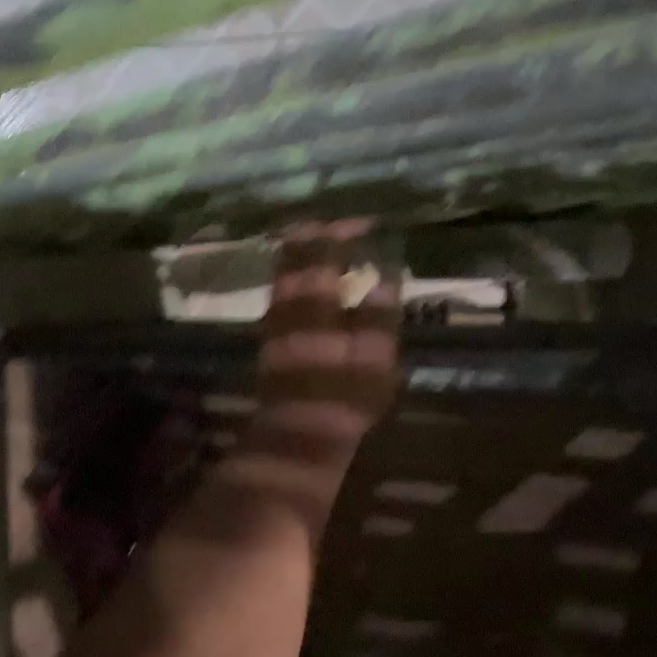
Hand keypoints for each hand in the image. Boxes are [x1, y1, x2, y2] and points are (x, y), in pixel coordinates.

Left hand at [251, 220, 401, 464]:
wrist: (298, 433)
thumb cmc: (344, 394)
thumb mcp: (375, 356)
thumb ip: (379, 314)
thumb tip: (386, 277)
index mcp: (316, 298)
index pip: (324, 248)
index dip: (343, 230)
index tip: (366, 223)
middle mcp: (289, 300)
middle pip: (294, 253)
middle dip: (316, 234)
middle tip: (340, 226)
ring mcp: (275, 318)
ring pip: (284, 270)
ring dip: (303, 254)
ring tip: (326, 247)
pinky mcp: (270, 336)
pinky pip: (282, 290)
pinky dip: (297, 275)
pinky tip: (311, 282)